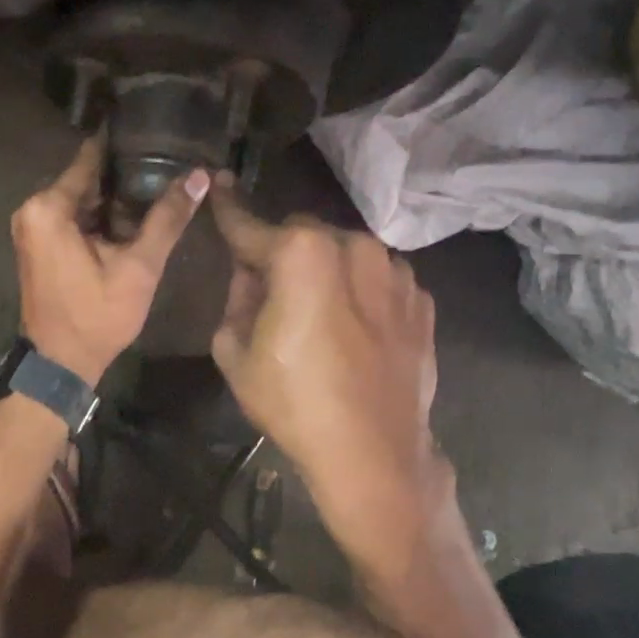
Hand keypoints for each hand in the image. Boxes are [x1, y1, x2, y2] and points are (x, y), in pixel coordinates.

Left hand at [12, 137, 209, 382]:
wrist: (60, 364)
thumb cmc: (95, 317)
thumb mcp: (138, 268)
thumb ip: (166, 219)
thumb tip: (200, 177)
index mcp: (48, 208)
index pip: (91, 158)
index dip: (125, 145)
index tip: (156, 127)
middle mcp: (33, 210)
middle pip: (87, 178)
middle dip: (125, 172)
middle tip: (170, 156)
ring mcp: (34, 228)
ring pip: (83, 199)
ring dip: (116, 196)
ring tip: (163, 179)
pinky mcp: (41, 245)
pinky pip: (75, 218)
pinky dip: (102, 216)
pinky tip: (138, 212)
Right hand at [209, 182, 440, 512]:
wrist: (372, 451)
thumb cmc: (292, 402)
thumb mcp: (234, 353)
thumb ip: (236, 300)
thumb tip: (251, 277)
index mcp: (301, 254)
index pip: (251, 225)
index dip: (227, 209)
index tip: (216, 186)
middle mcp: (354, 247)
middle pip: (303, 234)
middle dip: (281, 252)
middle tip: (267, 292)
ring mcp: (396, 272)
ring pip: (345, 254)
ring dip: (325, 271)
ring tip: (316, 317)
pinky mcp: (422, 301)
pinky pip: (378, 281)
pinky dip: (359, 293)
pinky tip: (351, 334)